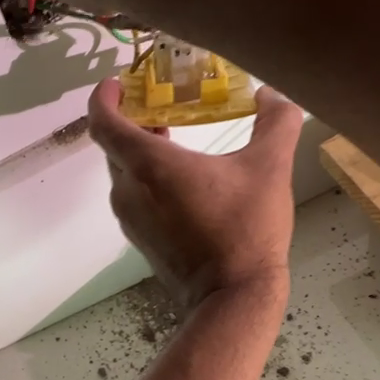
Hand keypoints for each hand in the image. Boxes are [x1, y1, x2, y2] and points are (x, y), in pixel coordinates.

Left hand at [89, 78, 301, 310]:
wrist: (231, 296)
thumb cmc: (245, 228)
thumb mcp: (270, 168)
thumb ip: (276, 121)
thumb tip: (271, 94)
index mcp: (148, 166)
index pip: (103, 122)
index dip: (104, 98)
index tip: (118, 83)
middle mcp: (128, 189)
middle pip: (113, 144)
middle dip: (130, 118)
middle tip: (158, 102)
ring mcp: (130, 217)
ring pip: (123, 171)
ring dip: (139, 148)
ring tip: (170, 132)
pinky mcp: (139, 237)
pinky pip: (133, 194)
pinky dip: (145, 175)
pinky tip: (178, 175)